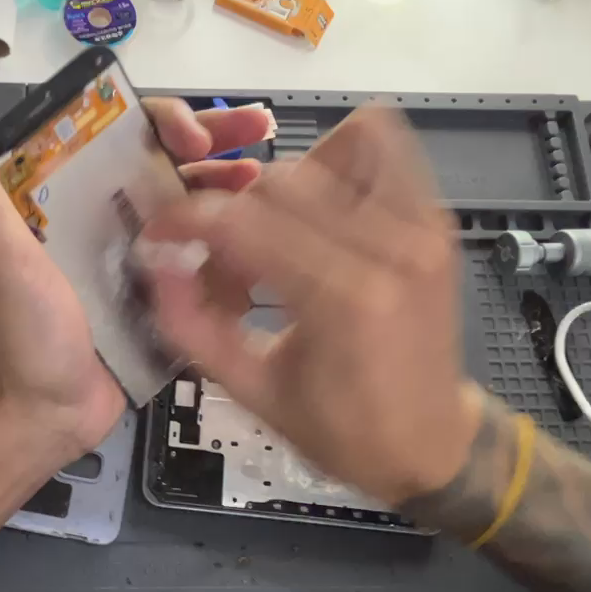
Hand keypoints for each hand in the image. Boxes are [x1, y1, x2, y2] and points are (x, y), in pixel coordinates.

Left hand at [0, 100, 275, 473]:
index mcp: (62, 201)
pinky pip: (198, 259)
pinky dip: (227, 245)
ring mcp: (133, 257)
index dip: (160, 122)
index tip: (193, 136)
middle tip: (253, 134)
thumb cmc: (19, 339)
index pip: (117, 136)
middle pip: (163, 163)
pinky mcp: (157, 294)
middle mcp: (98, 219)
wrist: (46, 414)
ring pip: (188, 206)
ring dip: (226, 188)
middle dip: (211, 143)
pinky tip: (256, 241)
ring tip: (261, 182)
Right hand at [143, 106, 479, 503]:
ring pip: (336, 146)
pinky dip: (336, 164)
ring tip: (272, 231)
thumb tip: (155, 263)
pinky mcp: (435, 220)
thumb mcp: (250, 389)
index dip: (186, 219)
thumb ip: (191, 325)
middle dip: (232, 212)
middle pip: (281, 180)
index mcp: (344, 299)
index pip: (244, 220)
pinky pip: (382, 150)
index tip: (158, 235)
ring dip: (287, 180)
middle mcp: (391, 246)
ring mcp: (423, 225)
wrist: (431, 445)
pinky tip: (314, 215)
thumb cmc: (339, 430)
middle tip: (222, 264)